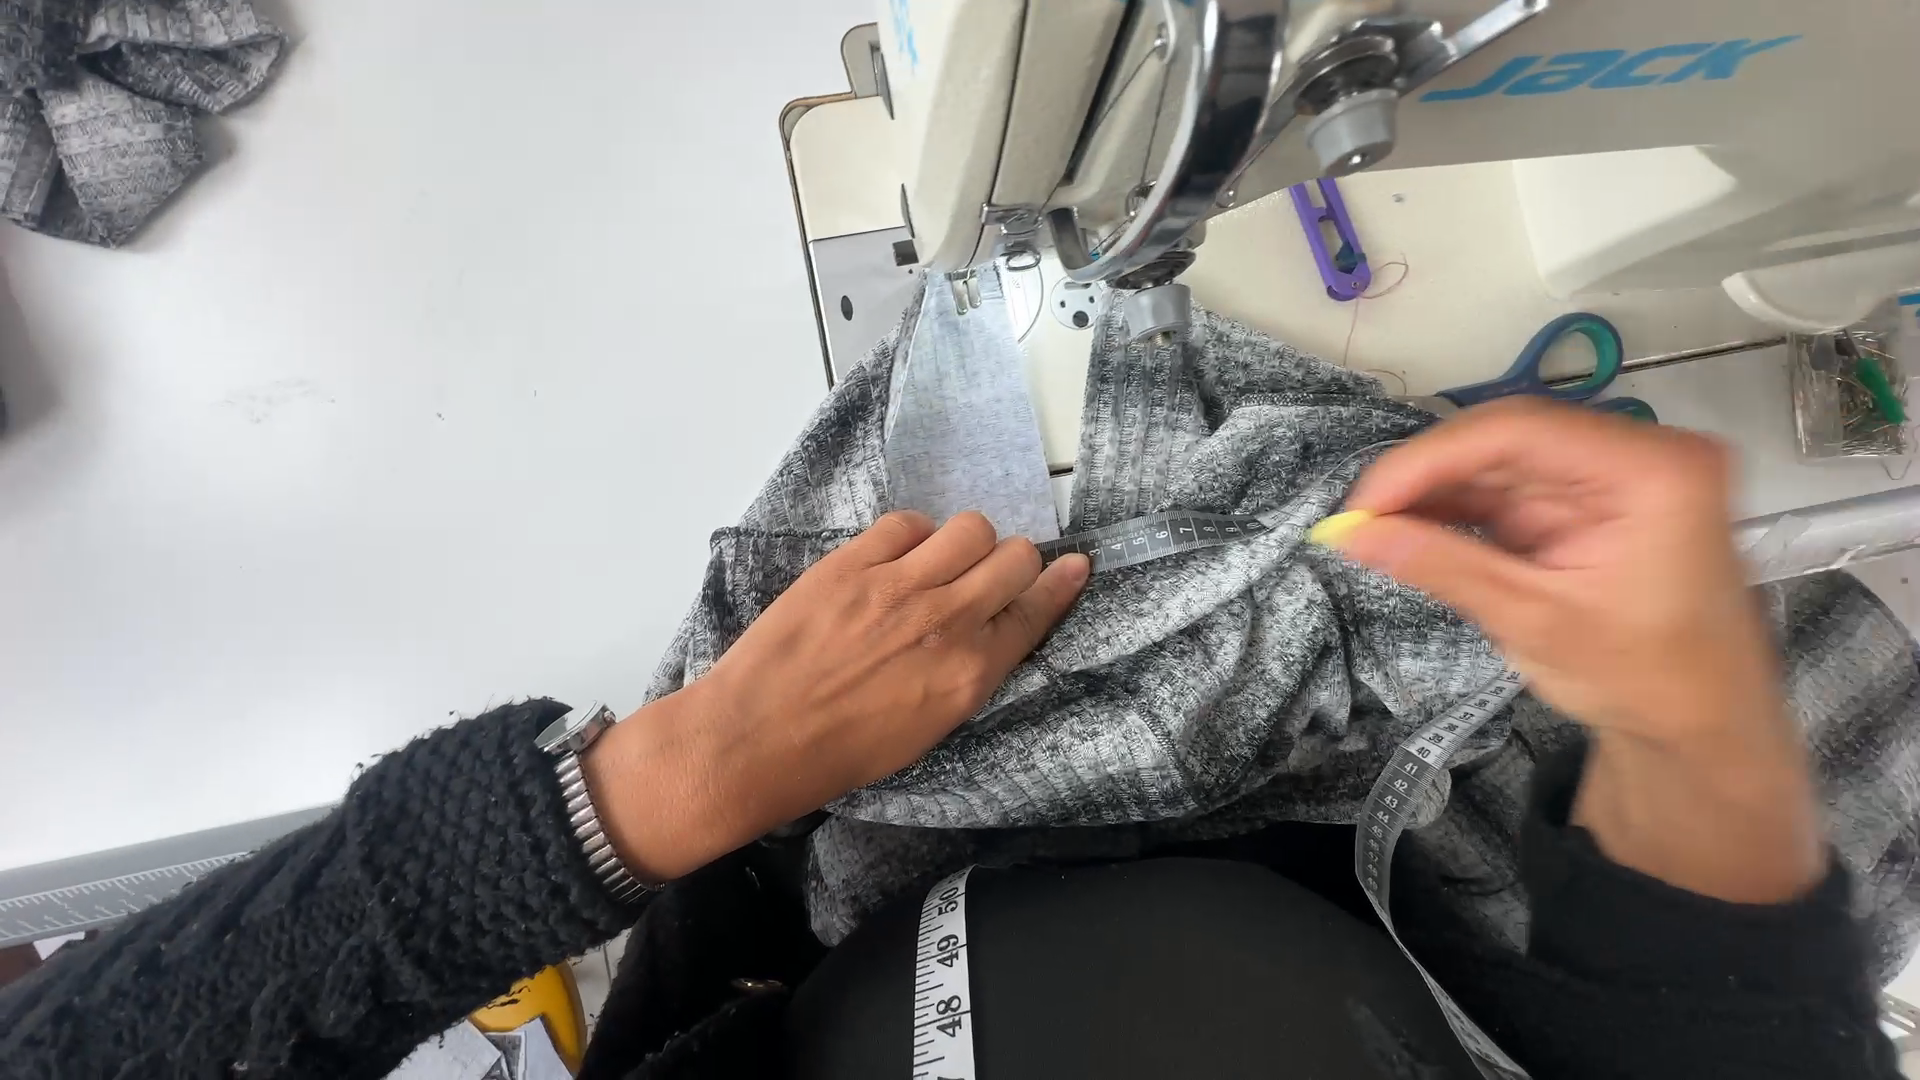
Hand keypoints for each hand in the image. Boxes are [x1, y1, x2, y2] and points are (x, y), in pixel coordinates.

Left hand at [584, 511, 1089, 881]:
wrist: (757, 736)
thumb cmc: (844, 750)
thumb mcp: (929, 727)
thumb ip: (970, 672)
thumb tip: (992, 627)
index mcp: (968, 674)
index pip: (1035, 612)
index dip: (1060, 584)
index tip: (1075, 565)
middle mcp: (946, 622)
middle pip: (1013, 557)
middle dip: (1013, 561)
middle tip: (988, 573)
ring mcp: (898, 585)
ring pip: (970, 527)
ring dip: (966, 541)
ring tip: (940, 561)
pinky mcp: (852, 562)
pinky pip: (907, 522)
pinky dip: (912, 535)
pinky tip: (896, 557)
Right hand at [1323, 398, 1822, 901]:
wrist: (1696, 723)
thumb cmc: (1642, 677)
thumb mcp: (1532, 620)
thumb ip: (1438, 566)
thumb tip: (1343, 535)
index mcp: (1649, 470)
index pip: (1515, 432)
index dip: (1425, 461)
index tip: (1362, 508)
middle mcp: (1626, 454)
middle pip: (1496, 435)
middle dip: (1419, 474)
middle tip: (1358, 520)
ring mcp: (1595, 475)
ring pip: (1483, 457)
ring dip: (1423, 491)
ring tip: (1372, 528)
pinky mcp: (1567, 500)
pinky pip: (1489, 486)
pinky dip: (1440, 507)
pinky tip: (1403, 530)